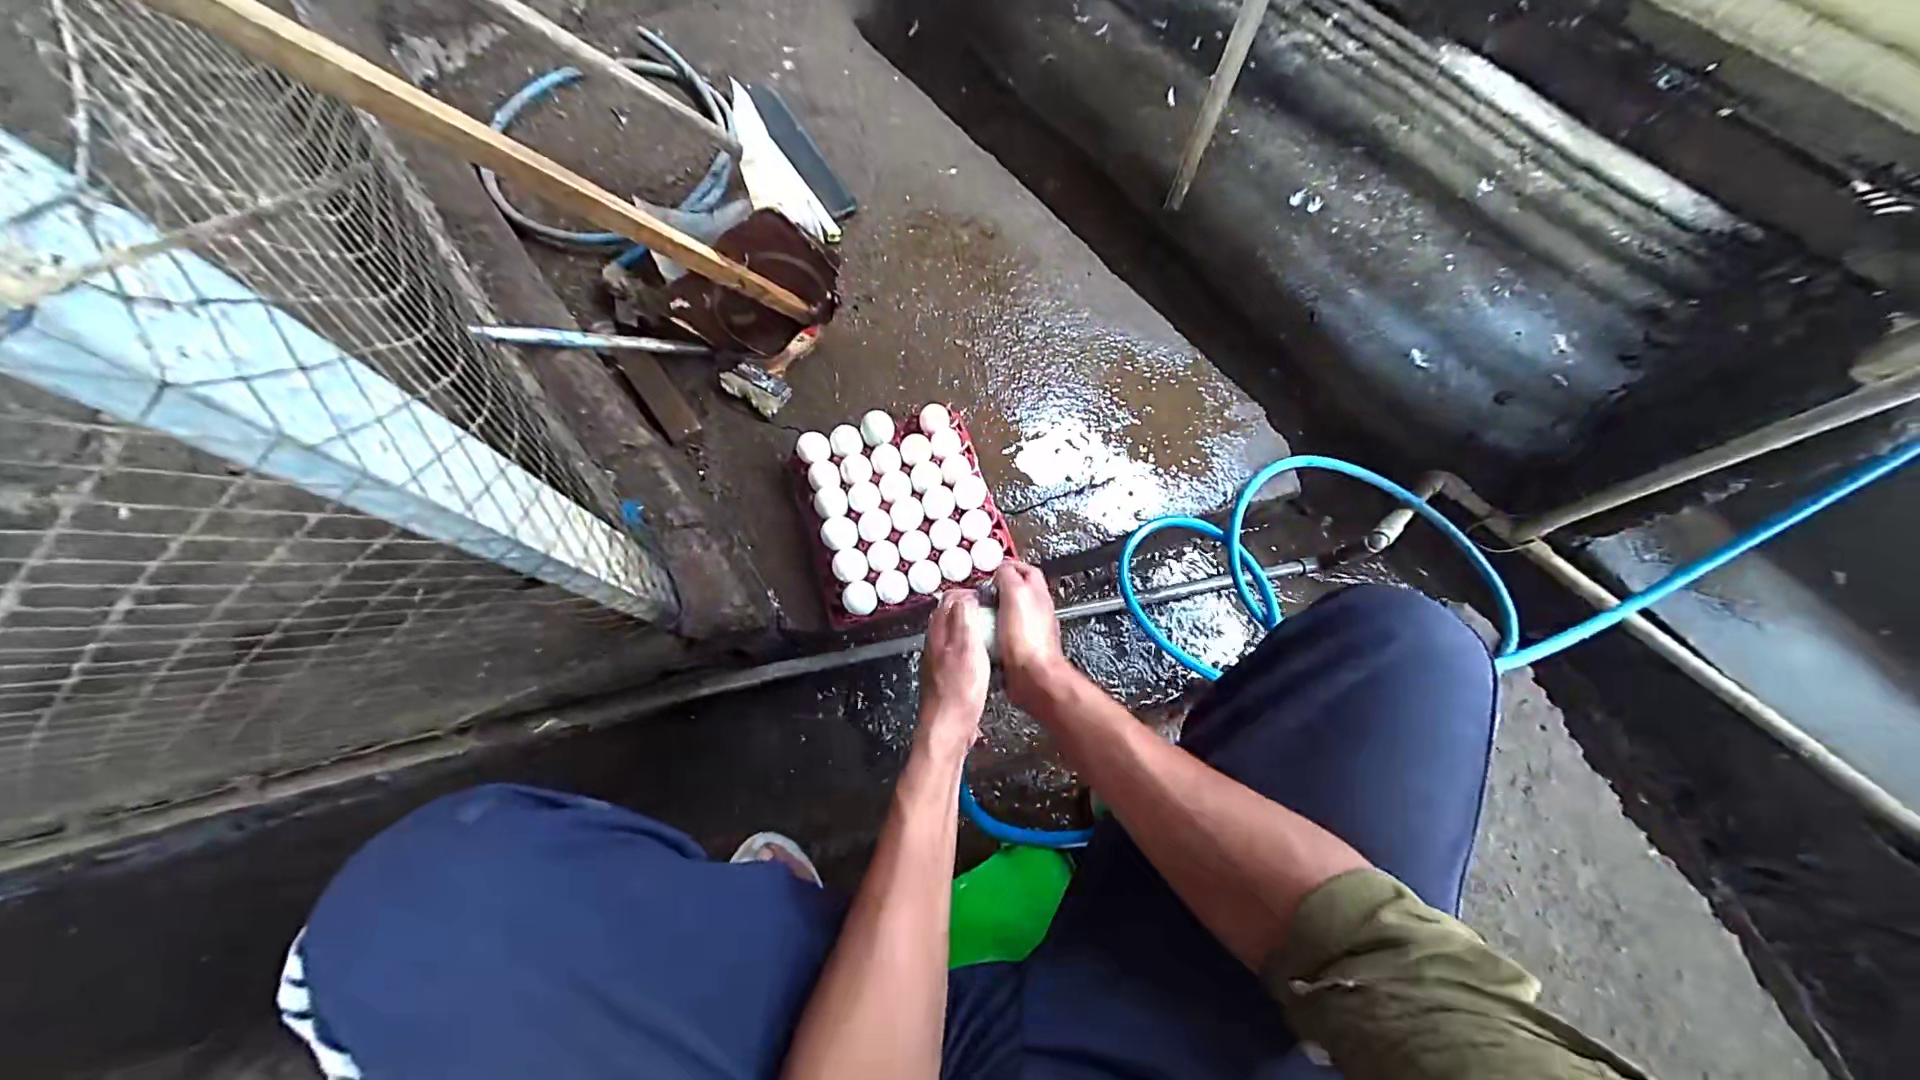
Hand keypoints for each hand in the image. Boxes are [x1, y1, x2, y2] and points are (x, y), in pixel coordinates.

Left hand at [917, 589, 988, 757]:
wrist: (947, 729)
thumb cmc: (958, 692)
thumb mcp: (967, 647)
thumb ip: (964, 619)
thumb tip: (965, 596)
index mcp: (939, 633)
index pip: (948, 600)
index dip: (967, 593)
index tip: (985, 596)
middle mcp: (935, 646)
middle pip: (948, 617)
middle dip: (968, 609)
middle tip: (988, 610)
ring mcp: (939, 664)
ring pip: (953, 636)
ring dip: (969, 629)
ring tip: (989, 631)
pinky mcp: (946, 680)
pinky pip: (958, 656)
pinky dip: (971, 651)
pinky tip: (983, 660)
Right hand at [993, 562, 1068, 710]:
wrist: (1032, 676)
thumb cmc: (1028, 640)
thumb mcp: (1015, 594)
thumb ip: (1008, 576)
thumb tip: (1001, 570)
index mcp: (1037, 593)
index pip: (1025, 569)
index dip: (1007, 567)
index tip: (991, 571)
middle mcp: (1036, 610)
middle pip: (1017, 591)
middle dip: (998, 590)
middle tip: (982, 592)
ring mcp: (1029, 630)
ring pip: (1009, 613)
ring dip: (993, 612)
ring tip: (979, 612)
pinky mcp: (1020, 648)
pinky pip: (1003, 634)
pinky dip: (992, 633)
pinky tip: (983, 635)